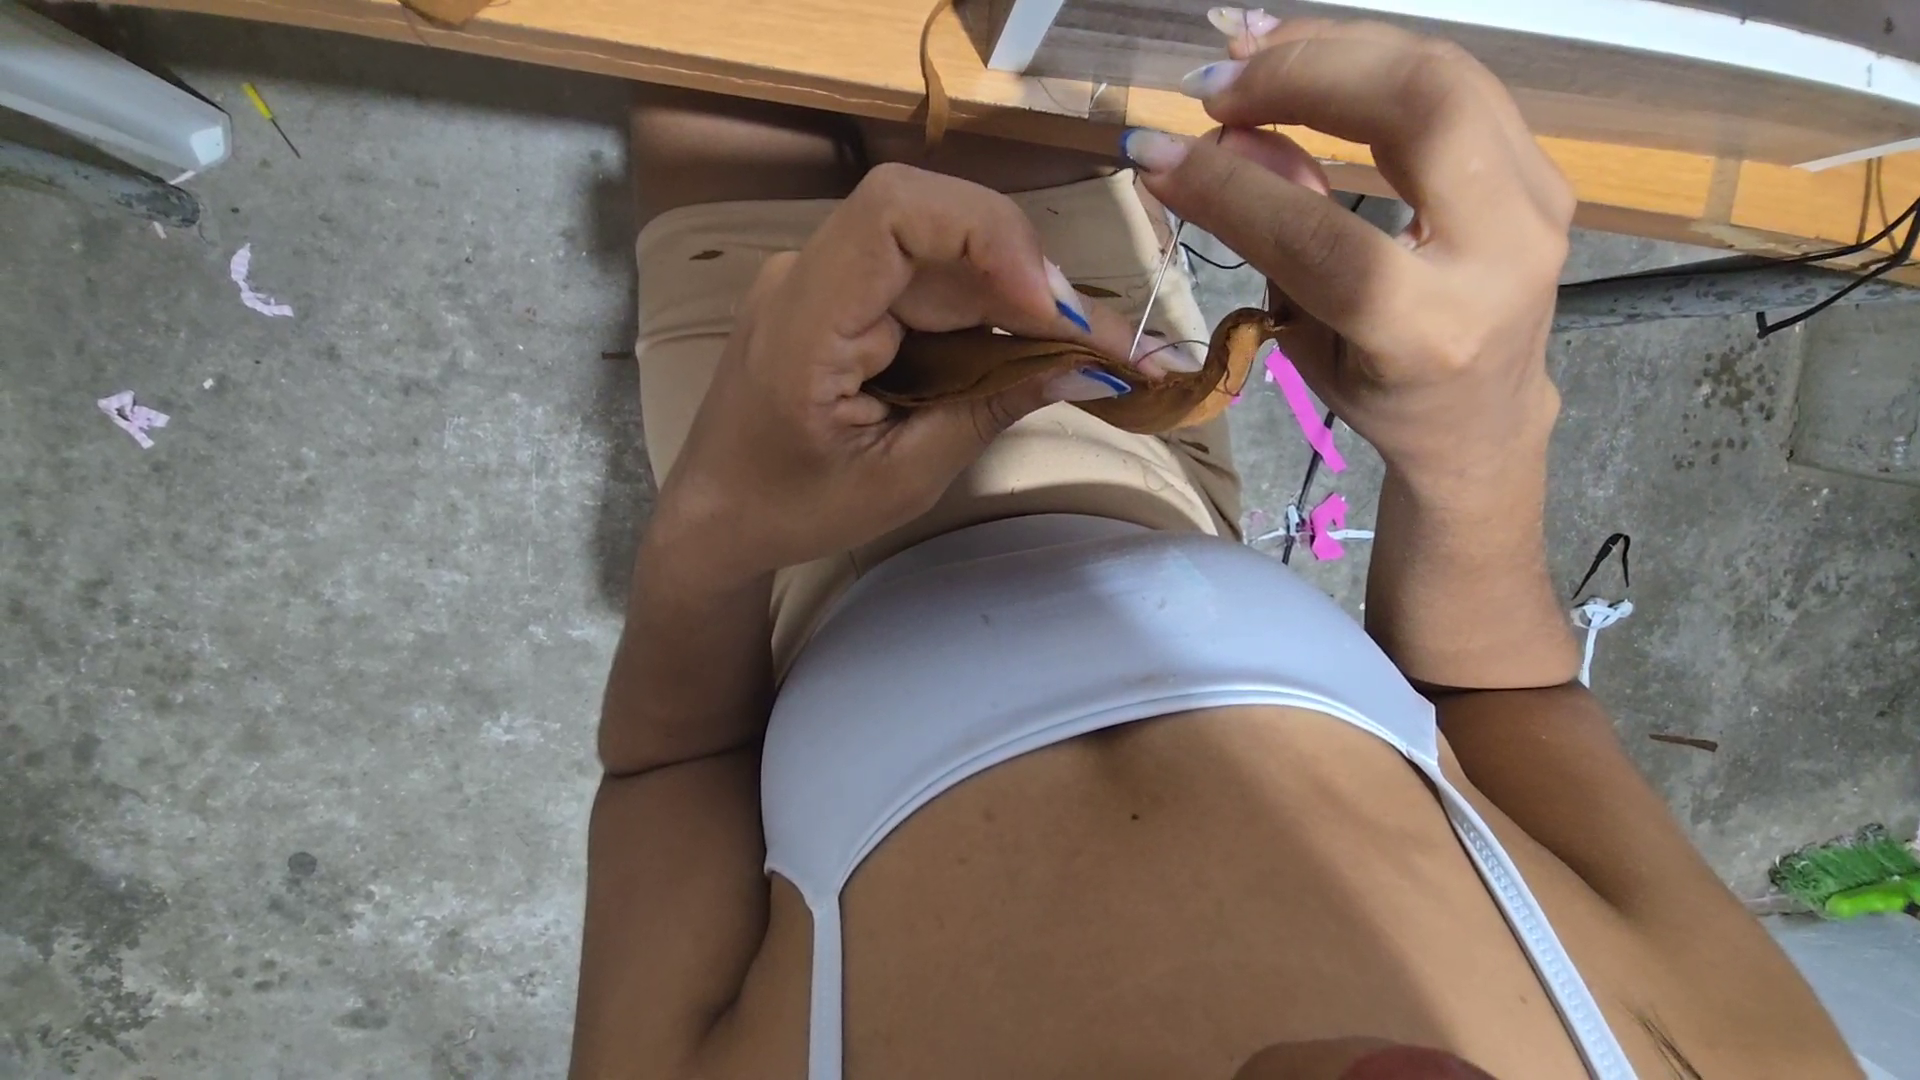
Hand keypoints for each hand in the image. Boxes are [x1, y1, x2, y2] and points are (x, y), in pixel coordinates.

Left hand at [647, 163, 1136, 588]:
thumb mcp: (900, 477)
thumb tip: (1084, 370)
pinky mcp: (843, 297)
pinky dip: (985, 309)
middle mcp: (808, 276)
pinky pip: (925, 282)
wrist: (717, 514)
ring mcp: (824, 280)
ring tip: (1083, 346)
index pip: (894, 213)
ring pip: (941, 252)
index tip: (1050, 308)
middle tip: (1100, 340)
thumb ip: (987, 413)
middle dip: (1028, 275)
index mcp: (803, 323)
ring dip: (1018, 293)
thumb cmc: (793, 509)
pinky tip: (1028, 342)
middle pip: (935, 226)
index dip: (987, 236)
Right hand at [1123, 19, 1574, 500]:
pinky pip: (1459, 84)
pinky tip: (1311, 54)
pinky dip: (1376, 58)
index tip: (1158, 151)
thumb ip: (1274, 245)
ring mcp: (1540, 198)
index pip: (1315, 233)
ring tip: (1250, 48)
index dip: (1229, 186)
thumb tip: (1230, 145)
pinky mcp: (1546, 168)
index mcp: (1425, 328)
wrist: (1483, 415)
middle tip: (1216, 83)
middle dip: (1304, 75)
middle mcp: (1501, 252)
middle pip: (1419, 108)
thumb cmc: (1379, 398)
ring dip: (1337, 48)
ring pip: (1447, 73)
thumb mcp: (1308, 342)